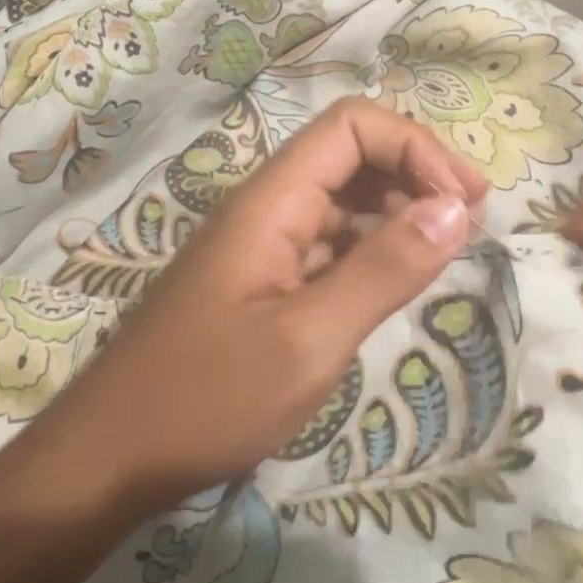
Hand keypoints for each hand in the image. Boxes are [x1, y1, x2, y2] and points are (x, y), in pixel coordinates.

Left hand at [46, 97, 486, 510]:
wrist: (112, 456)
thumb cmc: (207, 397)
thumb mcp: (309, 340)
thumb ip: (383, 270)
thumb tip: (454, 209)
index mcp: (271, 202)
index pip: (351, 126)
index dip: (415, 147)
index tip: (464, 203)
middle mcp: (266, 208)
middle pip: (349, 154)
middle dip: (415, 172)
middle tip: (470, 223)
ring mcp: (260, 246)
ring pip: (341, 199)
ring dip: (398, 210)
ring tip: (448, 249)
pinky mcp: (261, 282)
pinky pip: (327, 244)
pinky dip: (371, 249)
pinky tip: (397, 281)